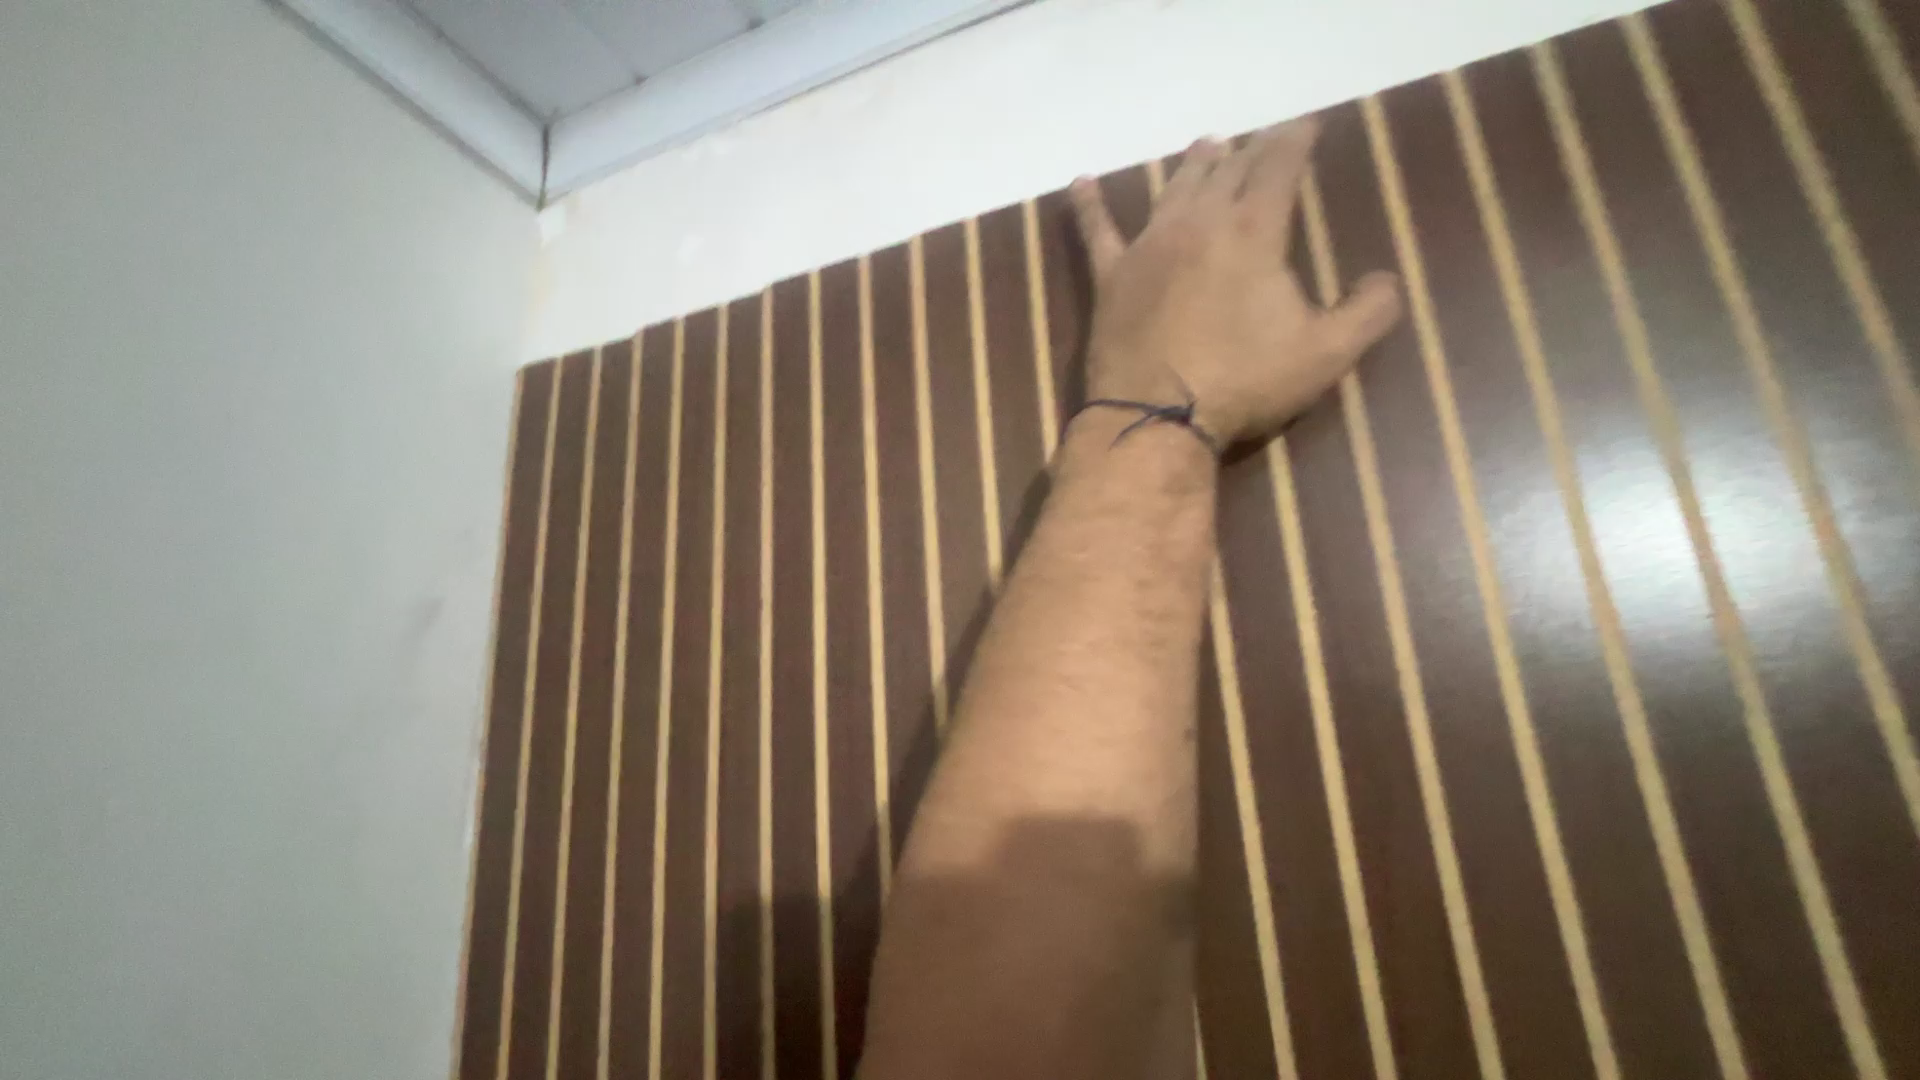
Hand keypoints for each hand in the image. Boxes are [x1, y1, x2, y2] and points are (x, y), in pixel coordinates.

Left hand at [1070, 117, 1402, 446]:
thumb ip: (1368, 312)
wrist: (1155, 415)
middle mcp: (1198, 224)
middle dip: (1249, 152)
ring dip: (1193, 166)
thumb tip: (1385, 280)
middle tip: (1260, 144)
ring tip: (1206, 147)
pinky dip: (1089, 205)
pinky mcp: (1110, 278)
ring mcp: (1148, 248)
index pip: (1279, 166)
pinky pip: (1096, 231)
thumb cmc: (1243, 384)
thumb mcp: (1326, 354)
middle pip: (1226, 172)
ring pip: (1173, 190)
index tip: (1306, 128)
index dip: (1295, 141)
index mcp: (1253, 232)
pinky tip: (1081, 182)